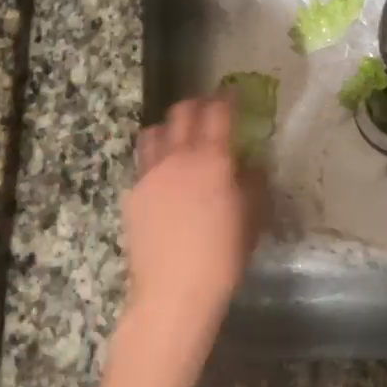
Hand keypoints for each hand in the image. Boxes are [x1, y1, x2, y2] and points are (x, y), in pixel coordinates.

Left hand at [126, 96, 258, 331]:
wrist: (173, 292)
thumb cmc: (222, 259)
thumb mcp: (251, 220)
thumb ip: (253, 183)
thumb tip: (252, 163)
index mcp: (212, 159)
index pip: (218, 112)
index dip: (226, 97)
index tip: (232, 93)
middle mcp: (178, 157)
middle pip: (182, 112)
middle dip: (196, 105)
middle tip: (207, 110)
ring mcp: (150, 173)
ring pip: (154, 132)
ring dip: (168, 128)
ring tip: (178, 139)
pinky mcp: (132, 192)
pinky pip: (143, 163)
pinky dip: (154, 160)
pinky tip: (163, 178)